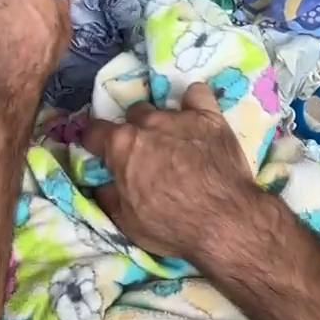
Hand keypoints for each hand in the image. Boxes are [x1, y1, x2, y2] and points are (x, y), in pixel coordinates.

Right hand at [81, 83, 279, 265]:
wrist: (225, 219)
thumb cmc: (173, 225)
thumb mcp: (128, 223)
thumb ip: (109, 197)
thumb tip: (101, 184)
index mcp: (121, 145)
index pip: (93, 130)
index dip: (94, 141)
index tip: (99, 151)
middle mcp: (146, 123)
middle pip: (131, 115)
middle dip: (134, 131)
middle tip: (145, 153)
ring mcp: (178, 116)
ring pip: (161, 107)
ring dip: (162, 122)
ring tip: (174, 141)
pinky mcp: (209, 116)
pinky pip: (197, 94)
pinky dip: (194, 102)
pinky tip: (197, 115)